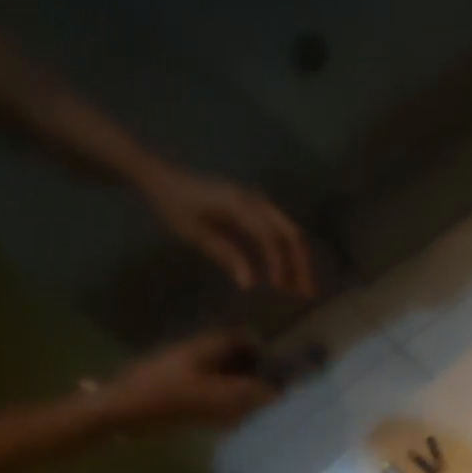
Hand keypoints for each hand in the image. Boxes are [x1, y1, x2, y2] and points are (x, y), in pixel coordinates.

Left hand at [91, 331, 277, 432]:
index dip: (266, 352)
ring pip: (219, 373)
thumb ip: (248, 394)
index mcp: (206, 345)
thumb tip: (278, 392)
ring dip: (235, 388)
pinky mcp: (169, 387)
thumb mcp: (212, 398)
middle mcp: (195, 351)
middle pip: (233, 356)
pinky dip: (217, 400)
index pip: (245, 338)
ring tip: (249, 410)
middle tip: (268, 394)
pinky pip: (203, 389)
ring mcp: (180, 368)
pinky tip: (222, 420)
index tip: (280, 372)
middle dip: (252, 373)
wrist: (112, 414)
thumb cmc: (163, 399)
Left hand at [138, 169, 316, 296]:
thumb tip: (249, 284)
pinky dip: (287, 253)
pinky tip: (285, 273)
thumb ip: (226, 255)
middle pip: (291, 234)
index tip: (280, 289)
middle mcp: (257, 202)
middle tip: (308, 293)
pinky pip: (280, 232)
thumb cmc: (175, 206)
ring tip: (302, 288)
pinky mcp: (256, 210)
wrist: (163, 179)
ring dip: (299, 260)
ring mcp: (259, 204)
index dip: (279, 263)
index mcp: (241, 205)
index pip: (270, 237)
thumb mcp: (196, 234)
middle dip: (302, 264)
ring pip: (290, 233)